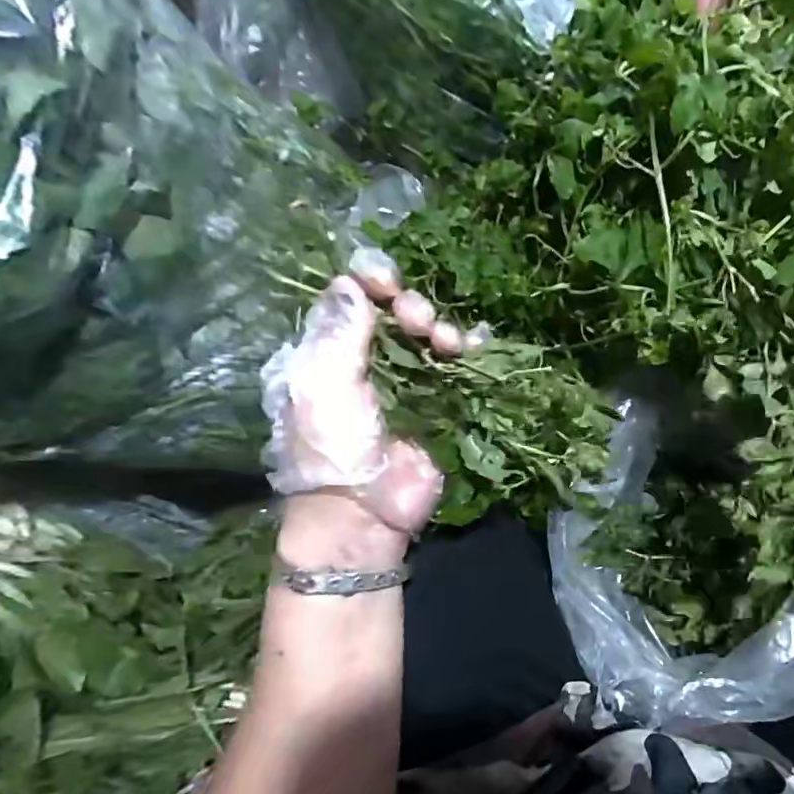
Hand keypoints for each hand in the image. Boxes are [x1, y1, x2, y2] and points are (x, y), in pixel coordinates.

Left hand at [260, 247, 475, 567]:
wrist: (365, 511)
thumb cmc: (332, 446)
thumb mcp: (321, 383)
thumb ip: (339, 330)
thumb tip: (351, 282)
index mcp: (326, 352)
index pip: (349, 300)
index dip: (370, 281)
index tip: (388, 281)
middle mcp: (364, 361)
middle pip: (392, 312)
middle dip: (409, 306)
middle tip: (417, 319)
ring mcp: (403, 382)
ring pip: (425, 335)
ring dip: (438, 327)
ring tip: (446, 342)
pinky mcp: (436, 403)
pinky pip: (452, 365)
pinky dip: (463, 350)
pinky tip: (471, 346)